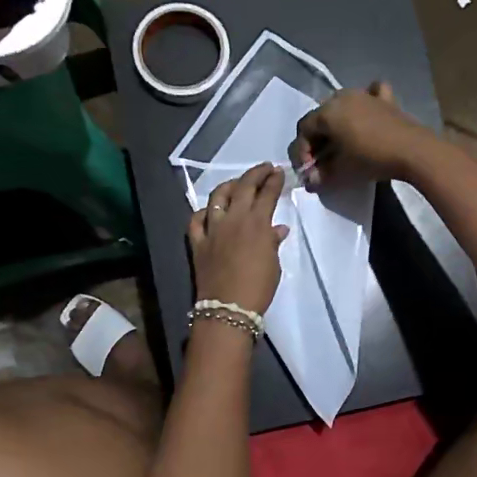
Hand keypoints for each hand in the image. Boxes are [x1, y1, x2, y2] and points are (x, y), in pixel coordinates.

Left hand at [189, 162, 289, 314]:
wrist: (229, 307)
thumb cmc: (259, 288)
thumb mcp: (274, 264)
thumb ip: (273, 242)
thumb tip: (278, 229)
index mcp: (257, 224)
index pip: (267, 194)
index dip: (274, 181)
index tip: (279, 172)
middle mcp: (234, 219)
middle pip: (243, 187)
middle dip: (255, 174)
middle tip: (264, 168)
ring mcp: (213, 229)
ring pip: (218, 197)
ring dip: (230, 186)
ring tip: (238, 184)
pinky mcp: (198, 242)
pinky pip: (196, 220)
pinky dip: (204, 212)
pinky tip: (210, 211)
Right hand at [291, 81, 436, 188]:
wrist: (412, 151)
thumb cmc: (371, 159)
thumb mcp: (342, 172)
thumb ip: (322, 176)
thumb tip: (310, 181)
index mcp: (327, 112)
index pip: (304, 129)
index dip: (302, 151)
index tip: (310, 170)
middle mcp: (342, 97)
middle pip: (322, 116)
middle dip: (319, 138)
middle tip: (324, 160)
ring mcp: (365, 95)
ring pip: (343, 104)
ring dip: (338, 122)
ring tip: (343, 143)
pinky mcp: (386, 100)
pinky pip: (371, 94)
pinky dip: (366, 102)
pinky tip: (369, 112)